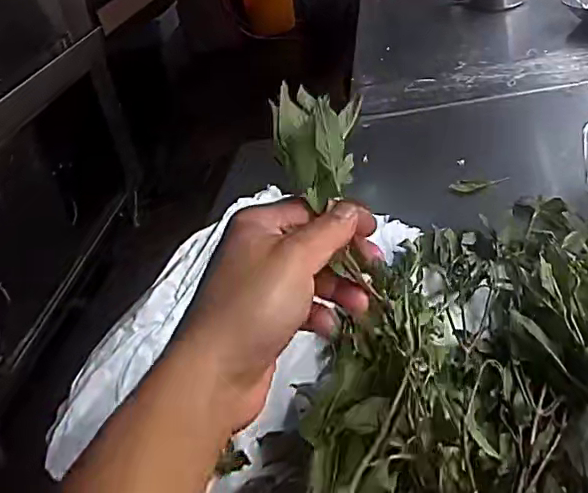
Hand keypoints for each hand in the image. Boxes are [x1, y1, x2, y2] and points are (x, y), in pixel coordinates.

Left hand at [164, 199, 378, 432]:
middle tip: (374, 269)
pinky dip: (321, 311)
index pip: (311, 208)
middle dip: (346, 256)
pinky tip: (330, 326)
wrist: (213, 379)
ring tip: (362, 305)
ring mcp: (262, 285)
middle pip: (315, 241)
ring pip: (313, 275)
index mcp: (260, 224)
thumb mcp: (297, 258)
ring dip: (340, 287)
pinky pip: (303, 304)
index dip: (344, 217)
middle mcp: (259, 248)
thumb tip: (353, 209)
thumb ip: (330, 230)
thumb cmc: (254, 307)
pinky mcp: (266, 318)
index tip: (373, 231)